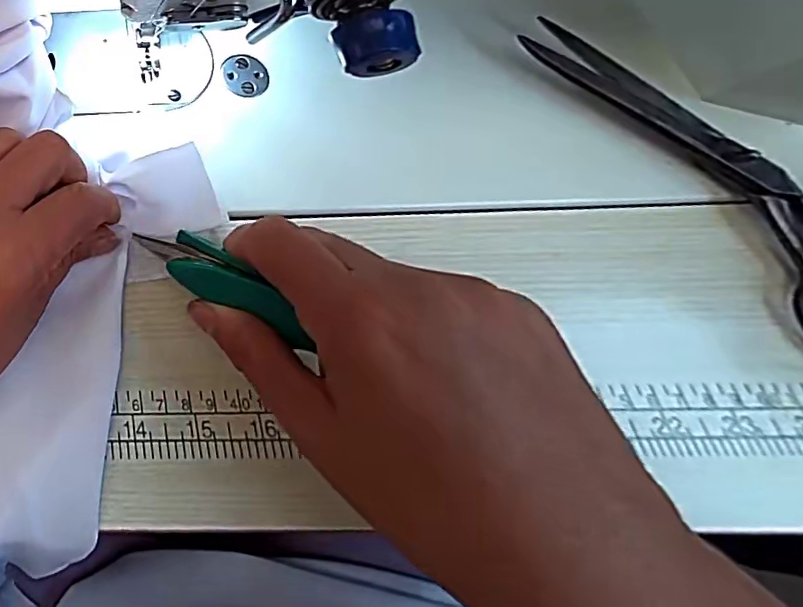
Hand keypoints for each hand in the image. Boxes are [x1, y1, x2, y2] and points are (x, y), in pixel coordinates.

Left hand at [0, 129, 120, 441]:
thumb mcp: (25, 315)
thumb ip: (65, 259)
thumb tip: (101, 231)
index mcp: (14, 252)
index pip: (78, 202)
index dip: (102, 206)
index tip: (104, 216)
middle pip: (46, 150)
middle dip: (71, 172)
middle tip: (68, 203)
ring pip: (3, 139)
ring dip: (27, 160)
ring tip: (26, 195)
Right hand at [189, 218, 777, 606]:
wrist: (586, 564)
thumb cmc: (452, 511)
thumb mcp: (322, 434)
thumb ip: (256, 355)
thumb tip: (216, 312)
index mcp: (363, 319)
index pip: (276, 238)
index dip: (241, 250)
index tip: (229, 272)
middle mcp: (421, 292)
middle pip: (323, 246)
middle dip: (291, 277)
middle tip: (287, 329)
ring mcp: (476, 296)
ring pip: (379, 269)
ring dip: (354, 297)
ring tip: (371, 369)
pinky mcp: (516, 310)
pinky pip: (434, 288)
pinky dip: (410, 312)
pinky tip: (427, 374)